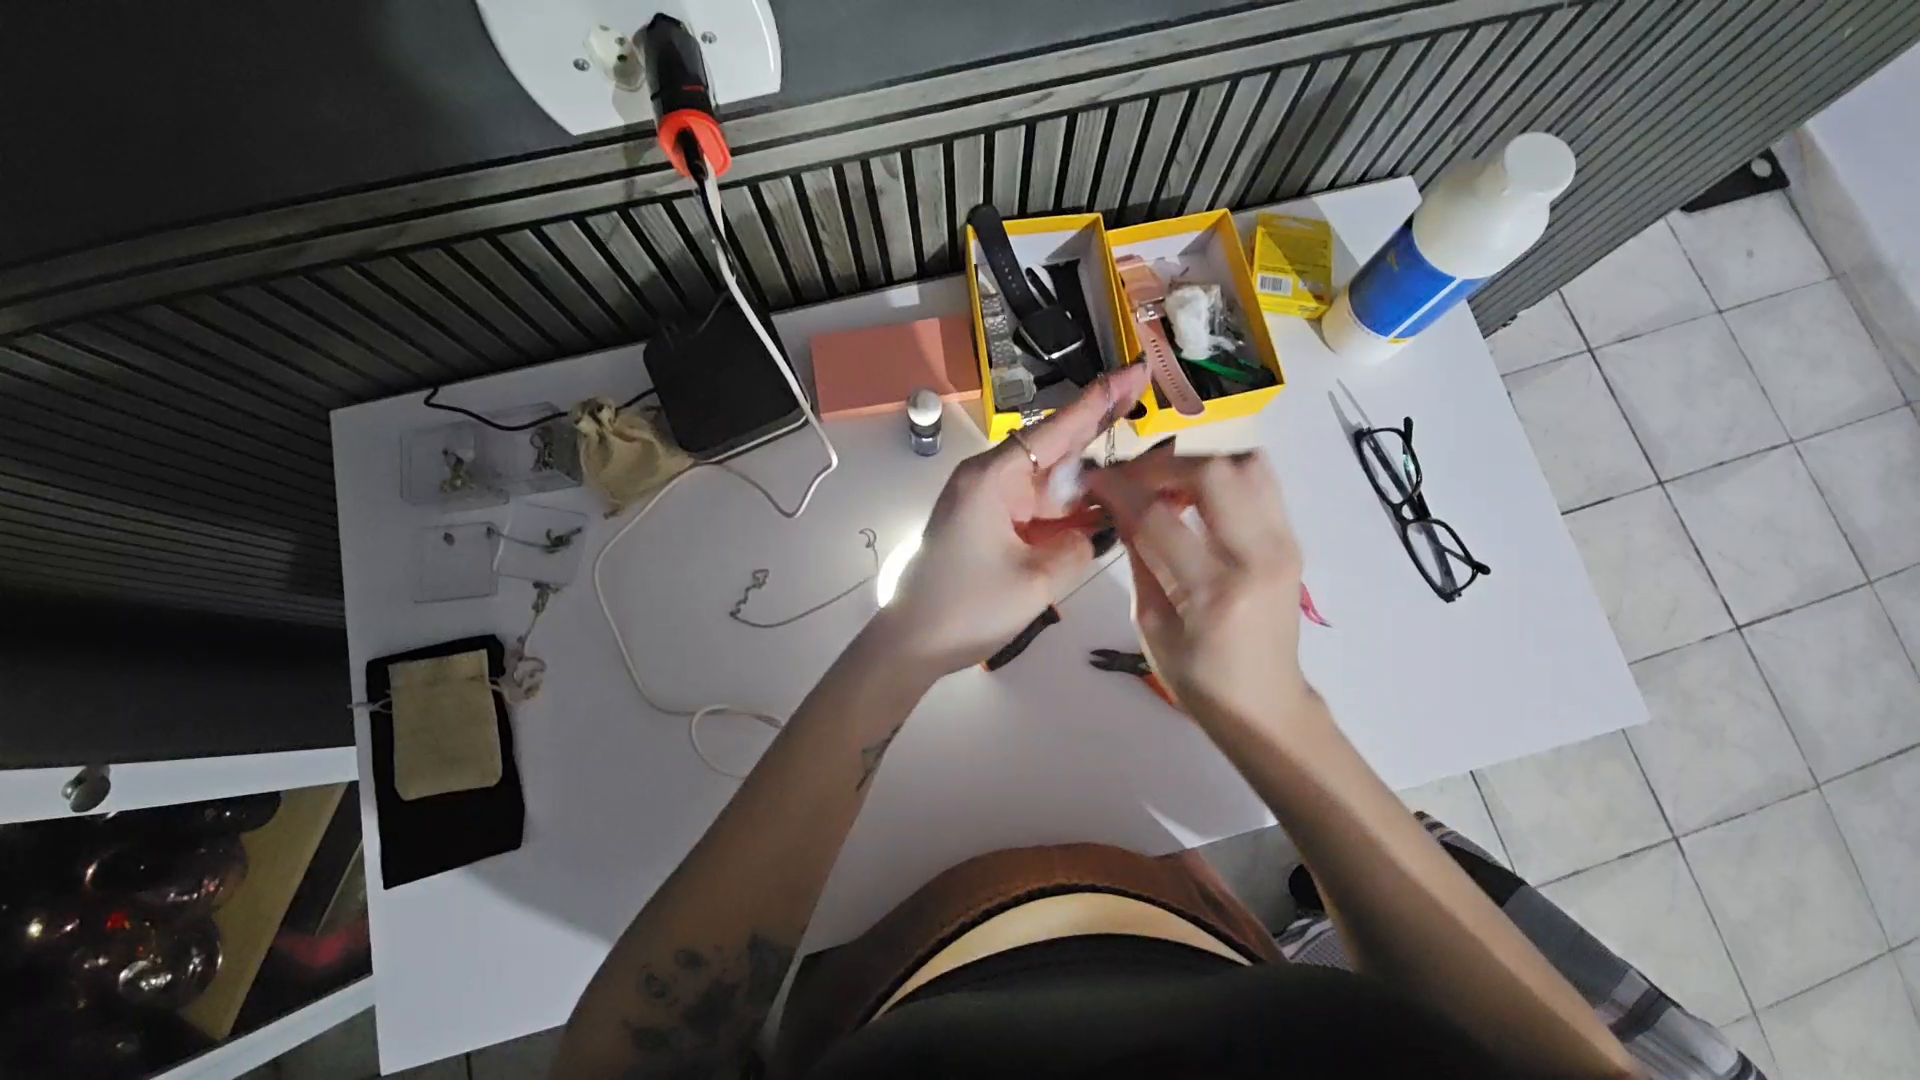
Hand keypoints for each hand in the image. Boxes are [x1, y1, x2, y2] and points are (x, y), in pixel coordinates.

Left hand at [874, 365, 1151, 676]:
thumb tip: (1088, 534)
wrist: (910, 645)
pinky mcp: (989, 526)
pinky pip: (1036, 508)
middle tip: (1143, 395)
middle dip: (1099, 428)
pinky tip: (1102, 506)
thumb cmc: (966, 609)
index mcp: (993, 480)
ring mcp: (987, 503)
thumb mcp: (1034, 583)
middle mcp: (989, 481)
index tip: (1134, 370)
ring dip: (1087, 478)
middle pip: (1054, 449)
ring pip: (1048, 481)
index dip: (1099, 402)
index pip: (1055, 431)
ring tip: (1138, 462)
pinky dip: (1067, 509)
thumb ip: (1075, 550)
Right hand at [1084, 446, 1311, 730]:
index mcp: (1213, 591)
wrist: (1265, 703)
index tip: (1093, 479)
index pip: (1159, 517)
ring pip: (1246, 465)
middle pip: (1213, 473)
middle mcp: (1256, 558)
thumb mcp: (1151, 624)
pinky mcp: (1292, 541)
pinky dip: (1225, 477)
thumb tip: (1117, 506)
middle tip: (1132, 481)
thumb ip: (1139, 558)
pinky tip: (1197, 498)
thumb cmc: (1198, 679)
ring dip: (1198, 465)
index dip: (1119, 490)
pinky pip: (1261, 482)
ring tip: (1168, 486)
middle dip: (1162, 466)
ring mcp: (1283, 545)